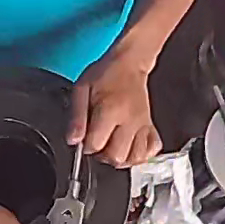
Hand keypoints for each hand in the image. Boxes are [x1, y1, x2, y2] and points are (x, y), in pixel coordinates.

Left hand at [70, 49, 161, 166]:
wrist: (129, 64)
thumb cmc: (105, 75)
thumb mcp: (81, 89)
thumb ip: (76, 117)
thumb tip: (73, 140)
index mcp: (110, 110)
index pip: (96, 145)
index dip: (86, 146)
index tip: (85, 137)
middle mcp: (130, 120)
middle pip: (117, 157)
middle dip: (103, 156)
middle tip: (98, 142)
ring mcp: (143, 125)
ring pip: (135, 158)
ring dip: (121, 158)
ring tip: (112, 146)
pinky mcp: (151, 126)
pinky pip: (151, 151)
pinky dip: (140, 154)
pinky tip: (129, 147)